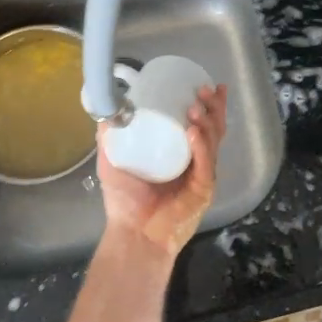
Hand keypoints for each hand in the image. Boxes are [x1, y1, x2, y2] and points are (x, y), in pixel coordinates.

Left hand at [98, 84, 224, 258]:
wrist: (133, 236)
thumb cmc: (125, 202)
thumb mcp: (114, 162)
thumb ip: (111, 138)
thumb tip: (106, 110)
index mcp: (183, 155)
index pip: (203, 125)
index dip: (209, 106)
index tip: (210, 85)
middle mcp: (197, 163)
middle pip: (215, 129)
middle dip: (213, 108)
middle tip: (205, 90)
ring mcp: (202, 176)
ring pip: (213, 142)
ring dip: (206, 122)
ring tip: (194, 107)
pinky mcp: (203, 190)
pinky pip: (205, 164)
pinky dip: (201, 146)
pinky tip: (193, 131)